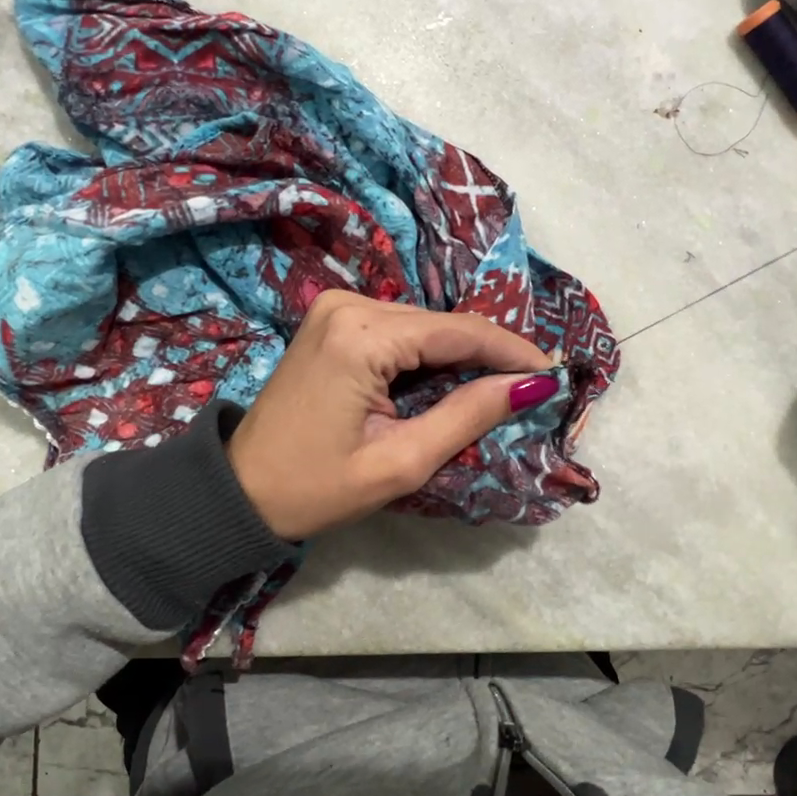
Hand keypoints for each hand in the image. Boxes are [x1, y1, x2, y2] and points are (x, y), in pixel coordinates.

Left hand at [226, 291, 555, 538]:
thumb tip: (531, 386)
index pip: (459, 332)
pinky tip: (451, 381)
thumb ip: (467, 416)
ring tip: (501, 389)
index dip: (513, 352)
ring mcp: (334, 309)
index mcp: (361, 335)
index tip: (557, 374)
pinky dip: (426, 356)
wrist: (240, 490)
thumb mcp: (400, 462)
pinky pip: (396, 332)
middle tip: (534, 388)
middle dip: (488, 355)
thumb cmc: (315, 488)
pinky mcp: (330, 323)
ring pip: (421, 327)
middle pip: (440, 325)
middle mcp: (348, 305)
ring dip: (459, 356)